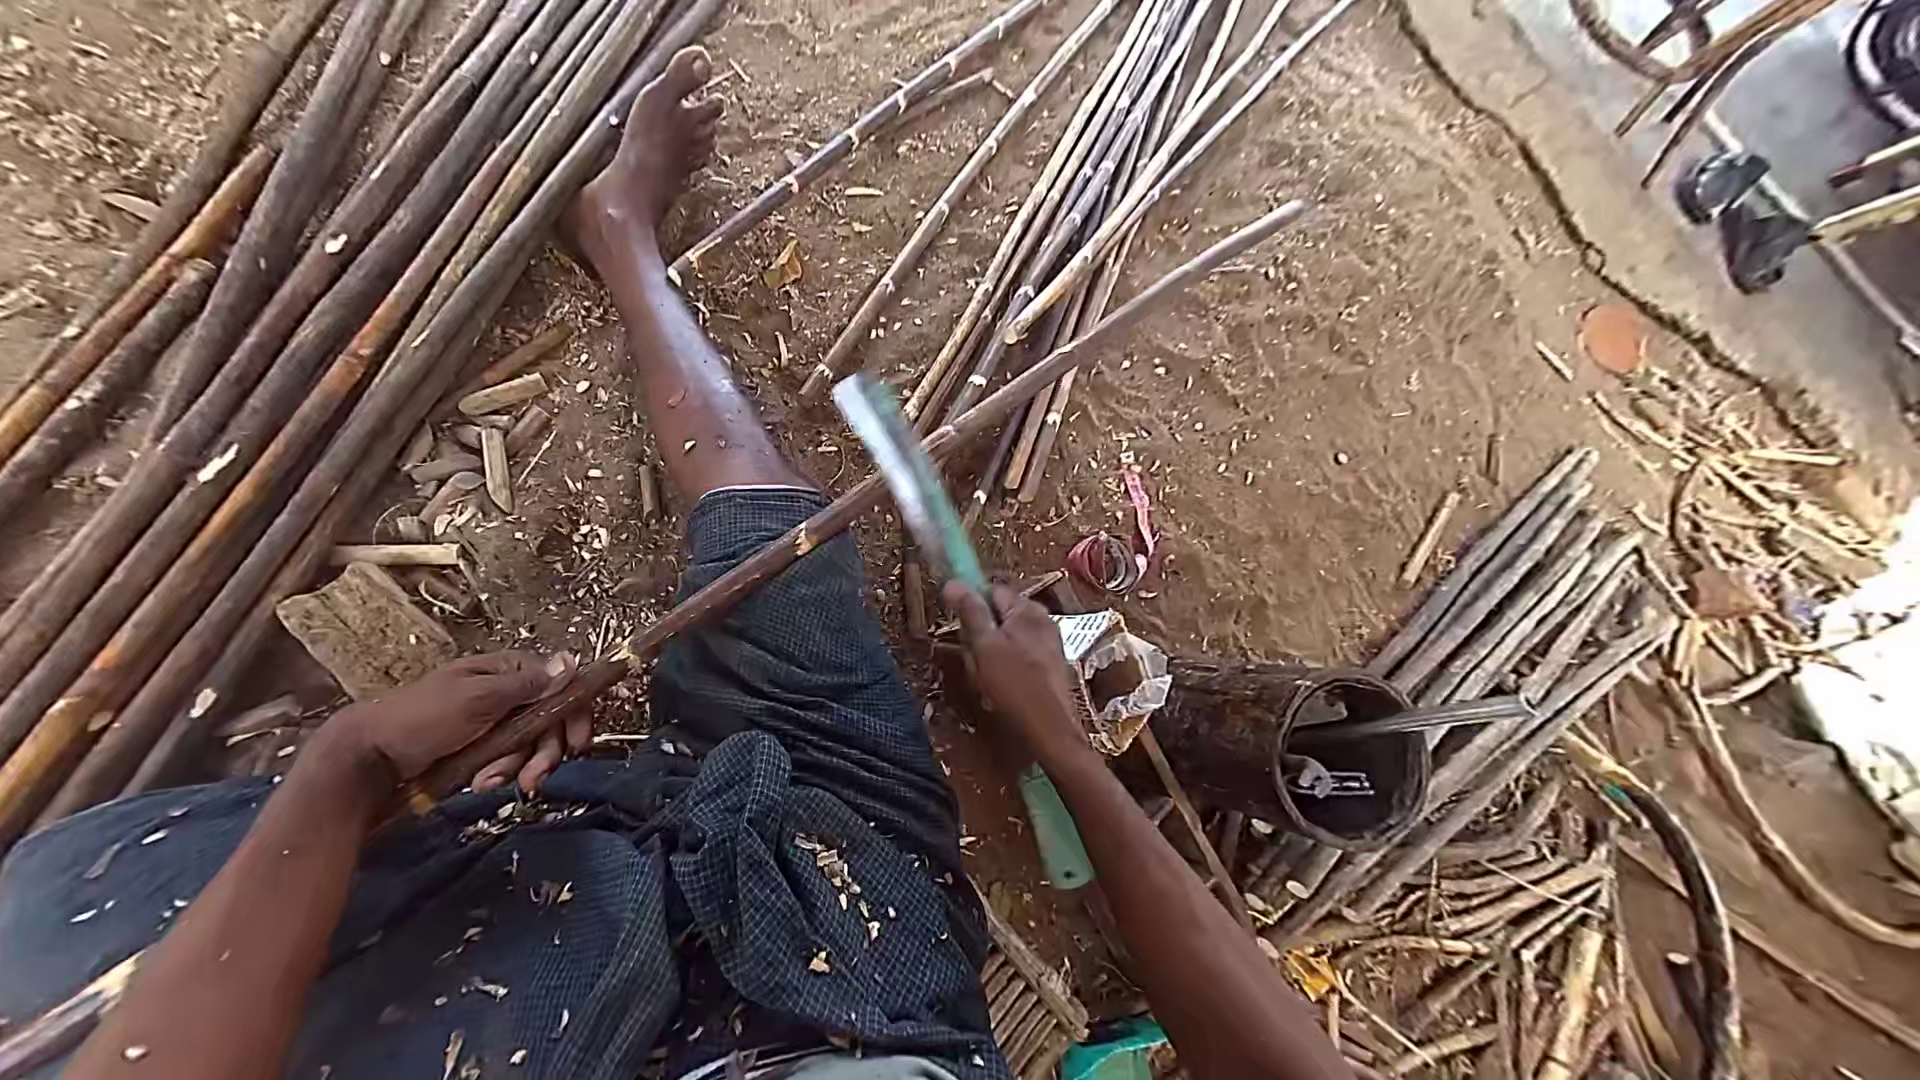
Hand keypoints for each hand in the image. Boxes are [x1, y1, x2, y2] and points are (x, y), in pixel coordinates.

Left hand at [330, 652, 587, 792]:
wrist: (366, 757)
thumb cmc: (422, 718)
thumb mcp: (479, 697)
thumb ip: (528, 684)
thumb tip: (571, 662)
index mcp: (510, 671)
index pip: (563, 686)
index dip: (575, 715)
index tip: (578, 744)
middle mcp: (509, 692)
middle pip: (552, 720)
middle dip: (544, 751)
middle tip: (535, 778)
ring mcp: (496, 720)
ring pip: (532, 743)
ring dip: (519, 766)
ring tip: (490, 783)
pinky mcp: (483, 745)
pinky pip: (510, 758)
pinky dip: (501, 772)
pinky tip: (481, 782)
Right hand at [942, 582, 1087, 762]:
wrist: (1051, 733)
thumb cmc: (1014, 686)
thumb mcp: (984, 646)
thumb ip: (970, 612)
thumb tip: (952, 582)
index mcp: (1028, 610)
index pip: (991, 590)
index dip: (971, 604)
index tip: (956, 626)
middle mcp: (1042, 621)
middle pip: (998, 616)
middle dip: (979, 634)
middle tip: (972, 657)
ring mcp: (1048, 645)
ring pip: (1004, 640)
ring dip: (988, 655)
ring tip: (983, 678)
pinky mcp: (1048, 668)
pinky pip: (1016, 658)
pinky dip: (1003, 669)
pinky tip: (997, 689)